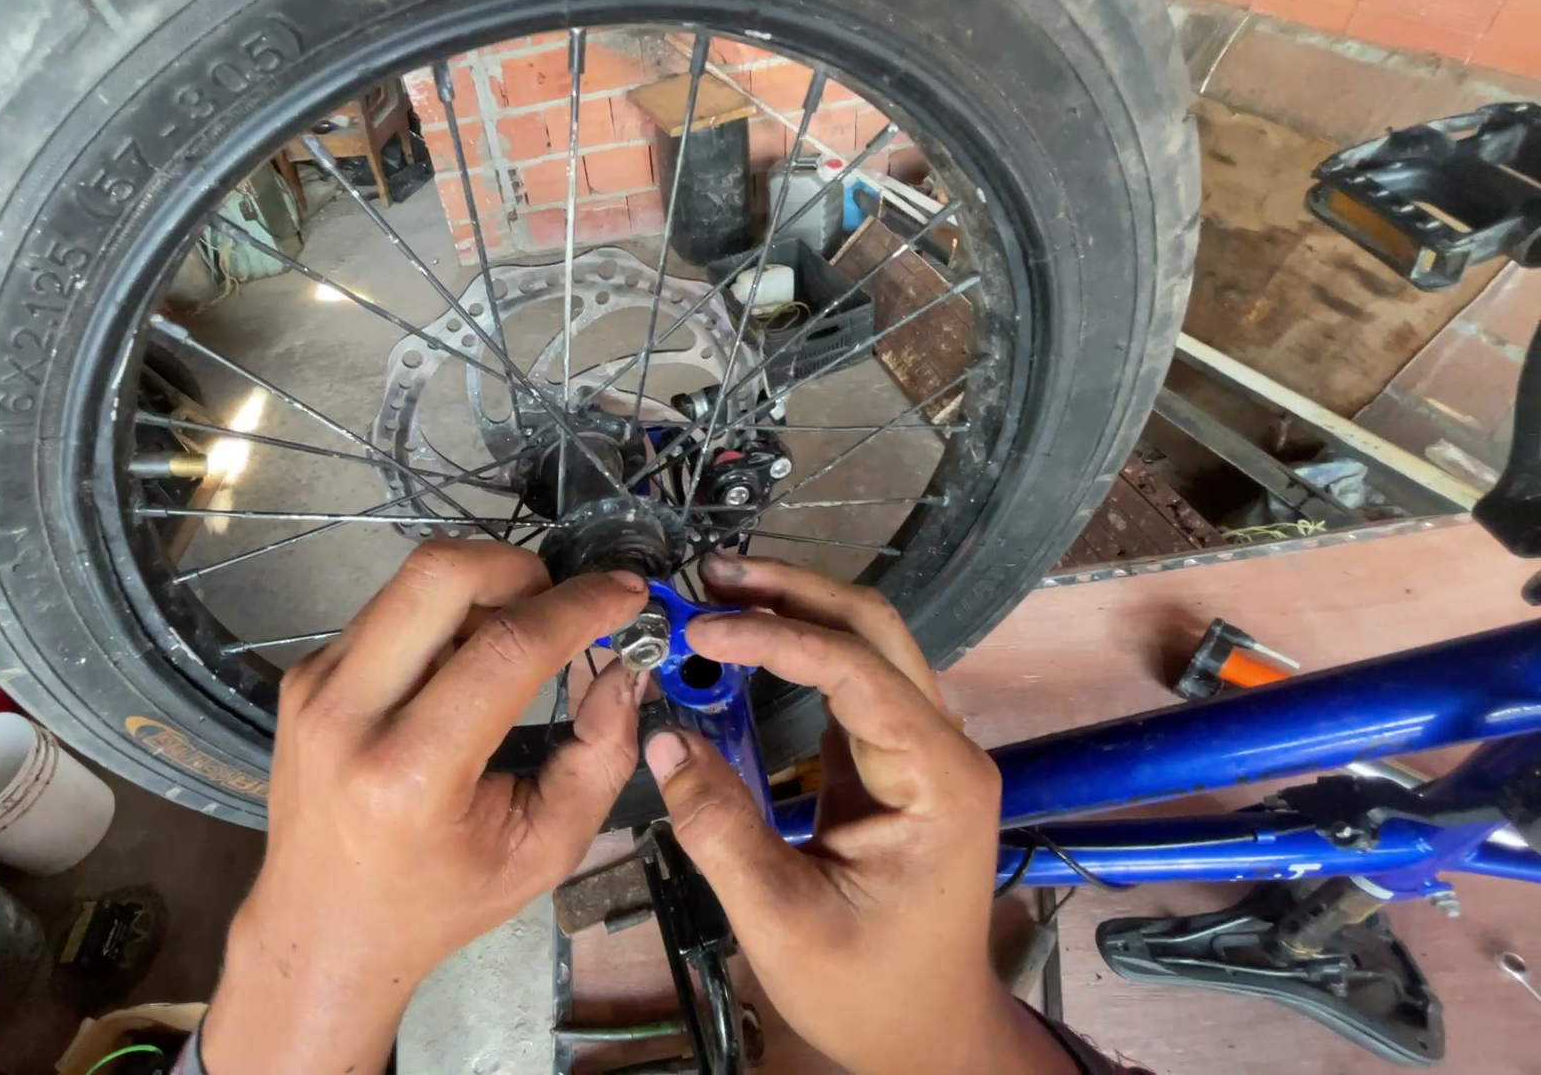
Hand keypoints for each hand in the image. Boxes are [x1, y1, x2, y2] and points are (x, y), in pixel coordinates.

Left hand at [202, 541, 648, 1074]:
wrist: (322, 926)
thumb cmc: (440, 901)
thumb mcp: (544, 851)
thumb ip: (600, 756)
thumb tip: (624, 669)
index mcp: (410, 774)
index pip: (507, 648)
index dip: (579, 607)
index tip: (625, 592)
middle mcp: (348, 712)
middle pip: (439, 573)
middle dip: (518, 565)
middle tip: (557, 600)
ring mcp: (316, 683)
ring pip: (413, 579)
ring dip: (483, 586)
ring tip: (516, 634)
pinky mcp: (306, 672)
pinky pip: (391, 606)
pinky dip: (446, 611)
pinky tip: (464, 658)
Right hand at [643, 554, 1072, 1074]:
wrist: (928, 1035)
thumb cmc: (867, 990)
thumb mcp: (781, 920)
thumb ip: (719, 826)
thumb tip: (664, 737)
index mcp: (935, 778)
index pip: (853, 669)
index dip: (773, 637)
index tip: (700, 630)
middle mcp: (939, 743)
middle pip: (872, 628)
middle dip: (791, 590)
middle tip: (712, 576)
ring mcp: (917, 744)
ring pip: (862, 640)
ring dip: (791, 605)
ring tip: (719, 592)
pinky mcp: (887, 754)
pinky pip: (844, 675)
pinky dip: (792, 645)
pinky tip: (744, 637)